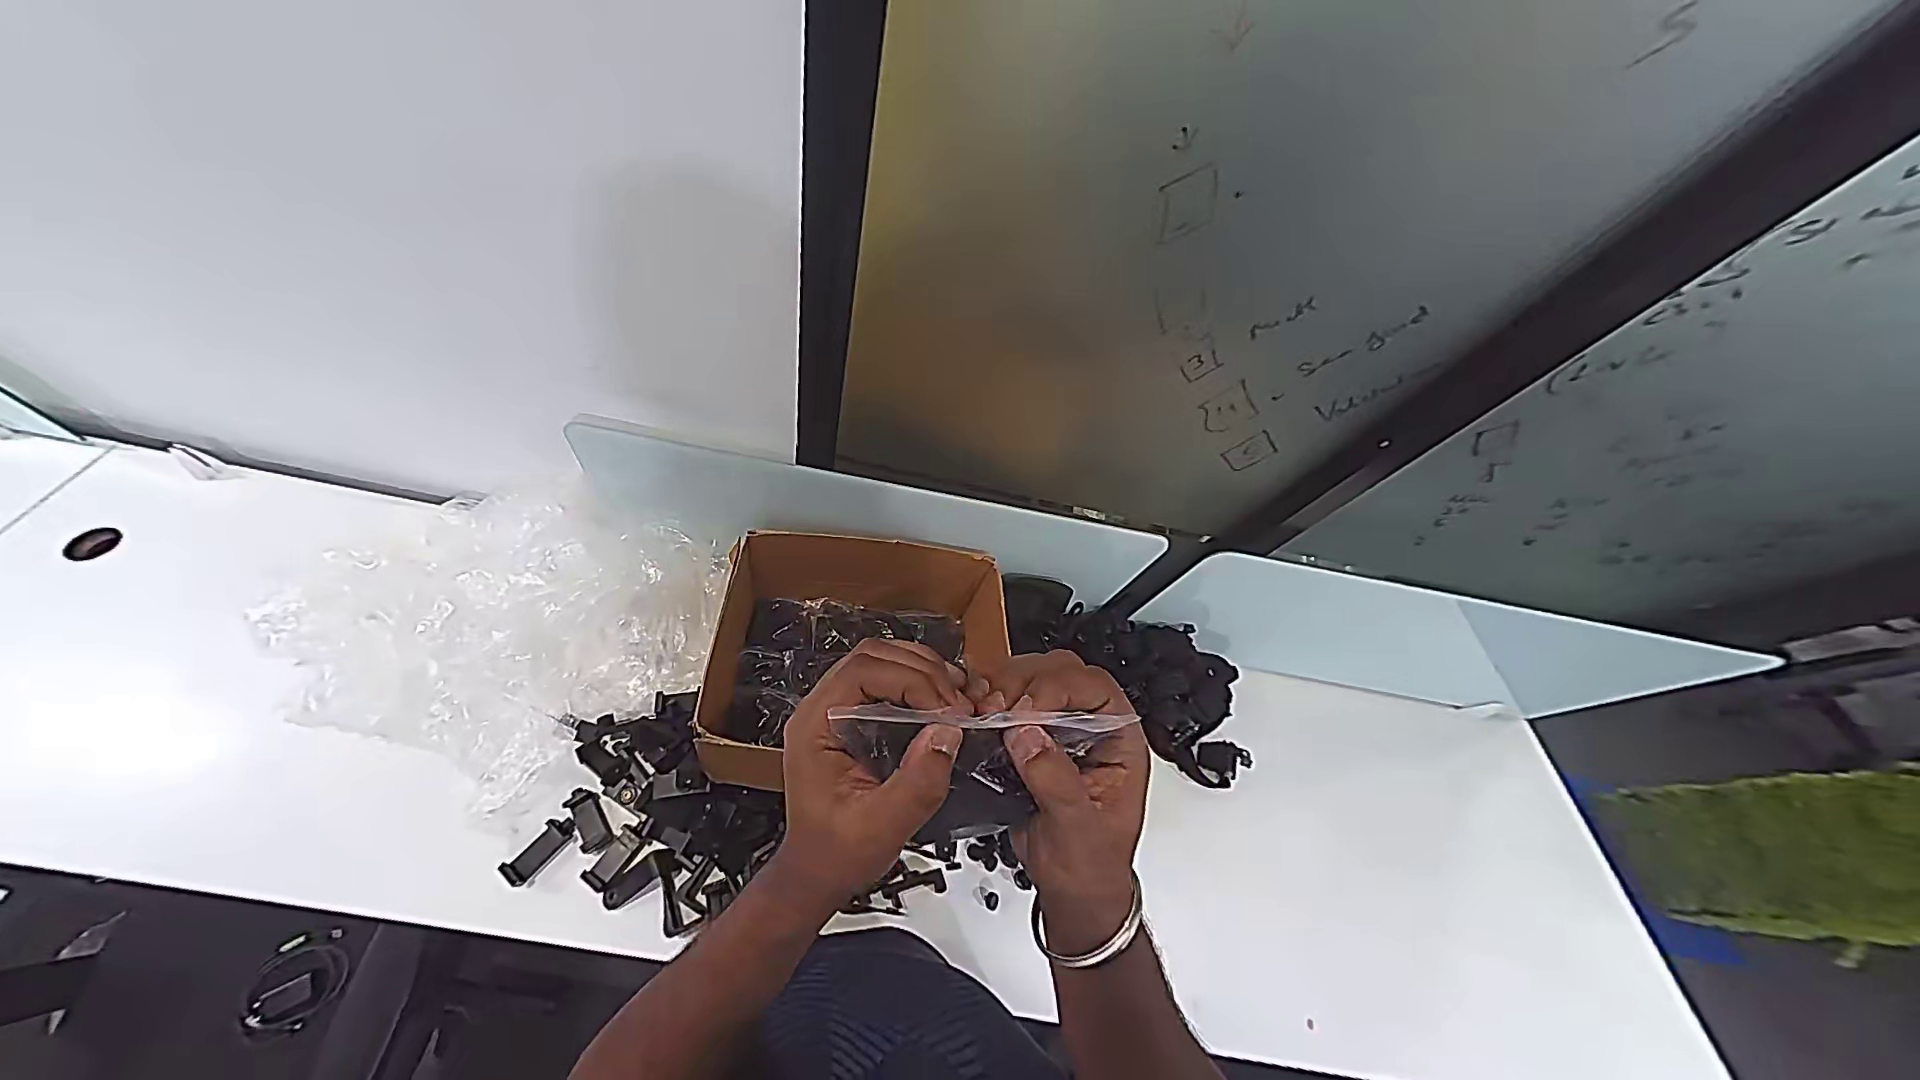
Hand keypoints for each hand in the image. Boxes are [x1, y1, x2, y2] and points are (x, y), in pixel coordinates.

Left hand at [769, 639, 966, 911]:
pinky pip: (891, 676)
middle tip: (958, 704)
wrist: (820, 867)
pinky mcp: (858, 713)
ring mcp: (839, 706)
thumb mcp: (881, 829)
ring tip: (957, 699)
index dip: (911, 681)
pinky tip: (946, 701)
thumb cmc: (837, 852)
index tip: (946, 709)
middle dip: (924, 672)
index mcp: (815, 725)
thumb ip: (915, 785)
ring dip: (926, 671)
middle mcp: (823, 706)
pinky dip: (924, 680)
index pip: (863, 671)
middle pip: (875, 655)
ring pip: (885, 658)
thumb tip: (948, 734)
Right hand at [980, 652, 1148, 955]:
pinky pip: (1010, 699)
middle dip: (1026, 682)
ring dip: (1005, 687)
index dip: (1059, 689)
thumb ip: (1057, 782)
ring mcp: (1058, 726)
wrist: (1071, 890)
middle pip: (1061, 672)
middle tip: (998, 708)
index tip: (1026, 710)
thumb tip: (1027, 735)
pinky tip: (978, 715)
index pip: (1094, 688)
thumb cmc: (1090, 866)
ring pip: (1033, 677)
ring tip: (984, 712)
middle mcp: (1090, 725)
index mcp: (1118, 740)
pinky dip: (990, 701)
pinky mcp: (1029, 734)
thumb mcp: (1079, 830)